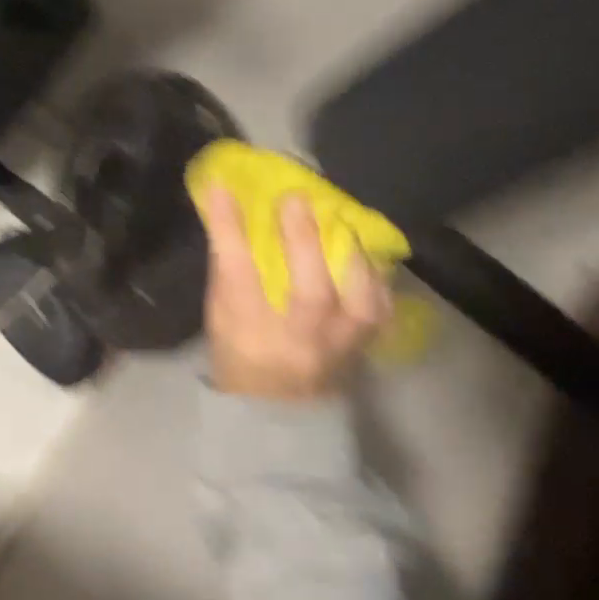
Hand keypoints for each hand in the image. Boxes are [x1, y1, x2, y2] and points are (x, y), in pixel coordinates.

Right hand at [200, 189, 391, 400]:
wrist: (277, 409)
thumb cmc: (237, 352)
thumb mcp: (218, 314)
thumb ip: (228, 271)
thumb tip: (230, 213)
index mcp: (246, 333)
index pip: (237, 275)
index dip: (229, 229)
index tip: (222, 190)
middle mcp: (296, 343)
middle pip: (310, 294)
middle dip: (304, 241)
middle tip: (295, 199)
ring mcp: (337, 350)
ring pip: (359, 306)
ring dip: (352, 257)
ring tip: (341, 222)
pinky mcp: (365, 349)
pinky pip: (380, 309)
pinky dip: (375, 277)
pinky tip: (365, 254)